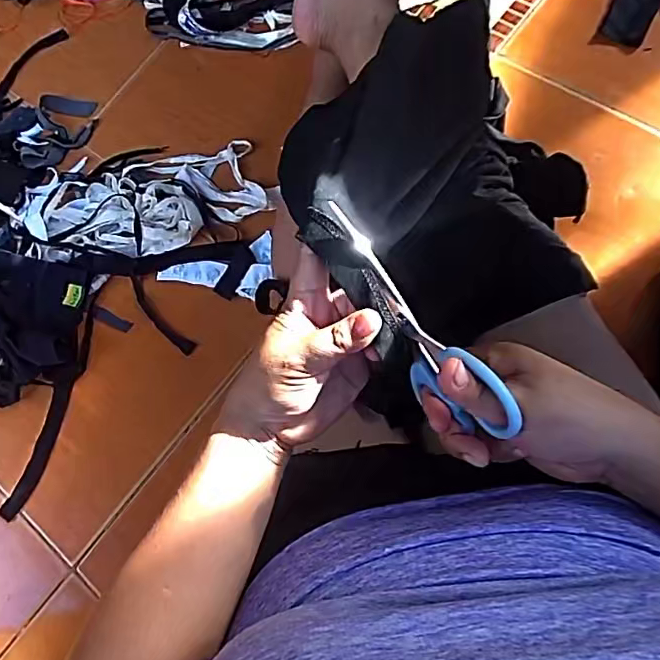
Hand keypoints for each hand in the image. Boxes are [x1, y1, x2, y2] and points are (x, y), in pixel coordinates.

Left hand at [219, 245, 380, 454]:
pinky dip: (393, 347)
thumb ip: (336, 339)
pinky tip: (394, 348)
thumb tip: (370, 320)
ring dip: (387, 321)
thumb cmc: (264, 388)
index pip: (318, 261)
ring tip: (392, 329)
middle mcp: (328, 316)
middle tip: (390, 303)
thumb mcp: (297, 358)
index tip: (356, 229)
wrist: (271, 429)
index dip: (333, 241)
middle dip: (376, 291)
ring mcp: (346, 339)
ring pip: (375, 318)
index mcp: (305, 303)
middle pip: (358, 289)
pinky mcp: (360, 363)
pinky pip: (383, 349)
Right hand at [419, 342, 659, 484]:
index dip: (437, 391)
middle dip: (453, 424)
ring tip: (485, 454)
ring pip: (466, 424)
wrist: (613, 450)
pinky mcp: (513, 431)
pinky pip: (484, 440)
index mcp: (499, 361)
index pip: (449, 368)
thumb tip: (442, 366)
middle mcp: (499, 380)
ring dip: (469, 442)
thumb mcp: (518, 407)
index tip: (442, 415)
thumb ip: (475, 393)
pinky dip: (486, 451)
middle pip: (453, 399)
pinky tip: (503, 455)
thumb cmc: (574, 418)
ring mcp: (507, 407)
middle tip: (465, 439)